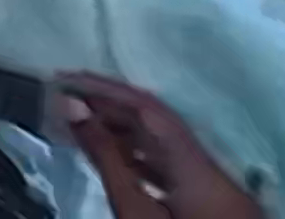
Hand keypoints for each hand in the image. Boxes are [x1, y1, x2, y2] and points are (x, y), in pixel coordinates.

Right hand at [58, 73, 263, 218]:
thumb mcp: (133, 210)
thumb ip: (104, 153)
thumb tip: (70, 102)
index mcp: (205, 175)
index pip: (152, 111)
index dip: (106, 88)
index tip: (61, 79)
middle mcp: (220, 178)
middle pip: (161, 127)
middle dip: (110, 107)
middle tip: (62, 100)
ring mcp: (223, 197)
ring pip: (166, 147)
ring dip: (121, 130)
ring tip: (78, 125)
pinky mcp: (218, 210)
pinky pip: (173, 168)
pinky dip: (137, 154)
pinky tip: (110, 157)